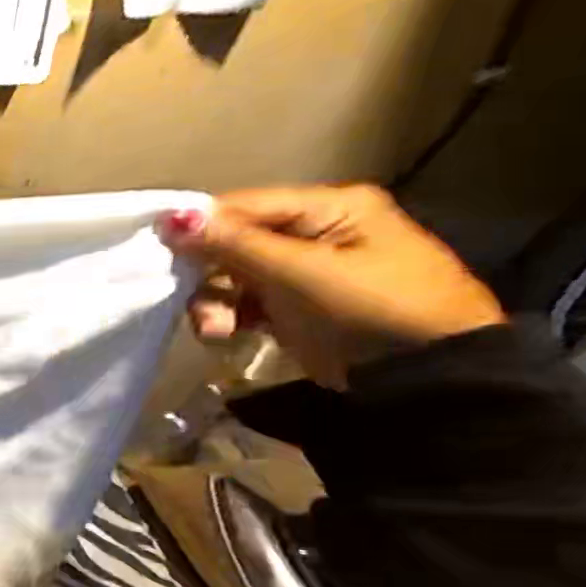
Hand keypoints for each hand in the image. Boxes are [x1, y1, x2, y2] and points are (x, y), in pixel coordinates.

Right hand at [161, 184, 506, 387]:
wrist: (427, 380)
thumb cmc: (368, 309)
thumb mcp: (297, 273)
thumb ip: (233, 244)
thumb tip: (173, 216)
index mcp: (328, 207)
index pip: (245, 206)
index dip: (200, 226)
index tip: (158, 248)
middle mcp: (315, 232)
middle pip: (236, 244)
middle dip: (208, 276)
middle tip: (190, 305)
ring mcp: (306, 274)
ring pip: (236, 278)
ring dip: (215, 304)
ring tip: (215, 333)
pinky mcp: (298, 310)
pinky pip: (248, 304)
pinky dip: (231, 319)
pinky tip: (226, 336)